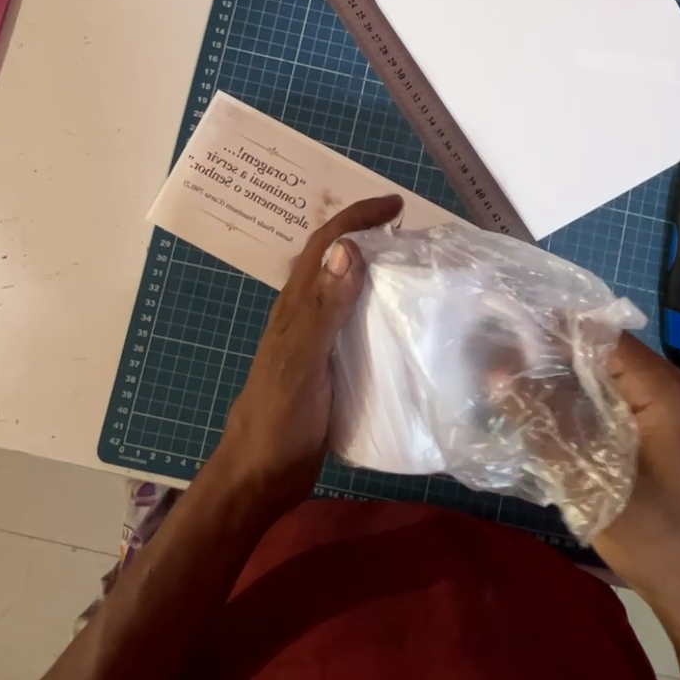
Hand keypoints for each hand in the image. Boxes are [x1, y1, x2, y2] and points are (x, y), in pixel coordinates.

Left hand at [211, 195, 403, 510]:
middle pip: (336, 260)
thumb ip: (322, 307)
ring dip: (377, 271)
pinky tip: (405, 325)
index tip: (396, 205)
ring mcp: (317, 340)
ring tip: (418, 272)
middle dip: (370, 236)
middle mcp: (306, 313)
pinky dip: (380, 311)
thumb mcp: (301, 359)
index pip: (326, 243)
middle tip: (416, 236)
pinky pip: (357, 325)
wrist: (261, 474)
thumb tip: (350, 249)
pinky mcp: (330, 367)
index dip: (358, 216)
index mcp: (297, 303)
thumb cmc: (277, 415)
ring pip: (347, 291)